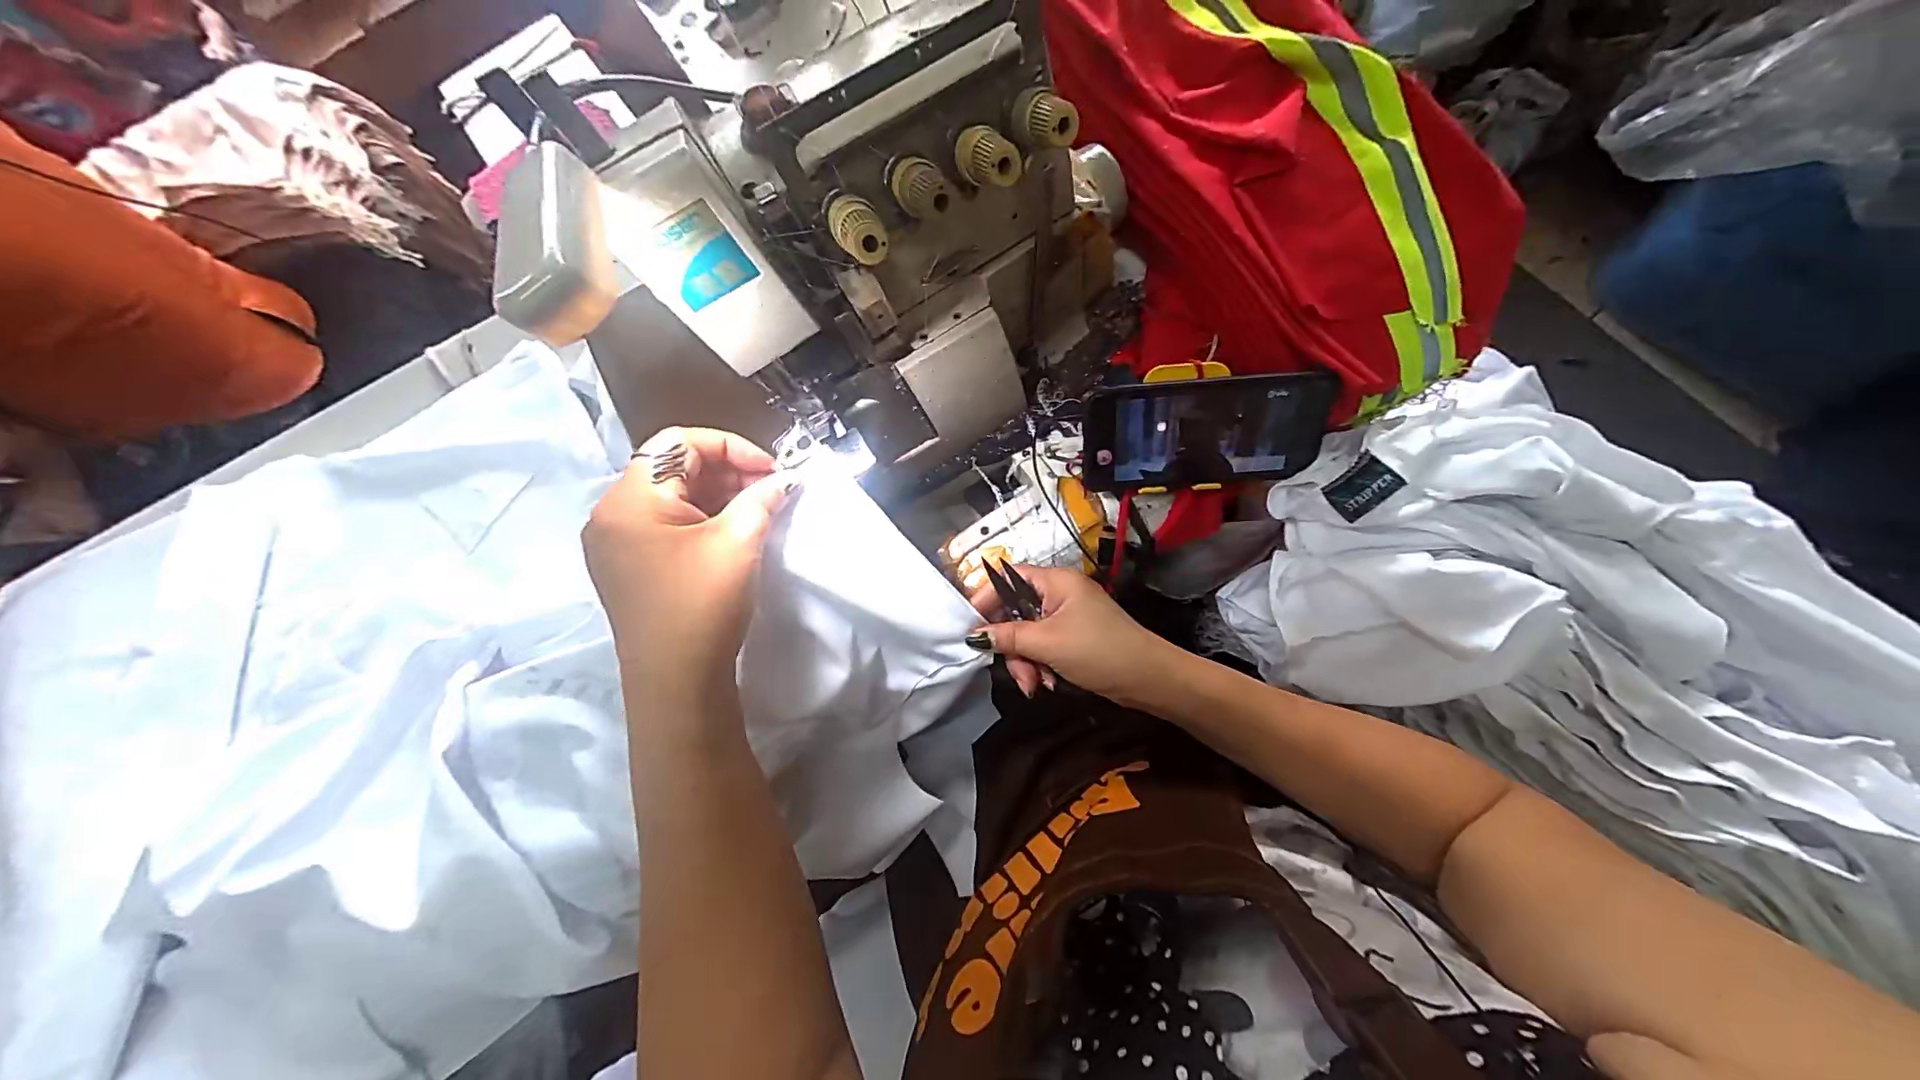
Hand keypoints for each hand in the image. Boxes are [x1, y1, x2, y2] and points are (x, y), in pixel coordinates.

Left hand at [583, 427, 796, 708]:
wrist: (676, 685)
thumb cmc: (701, 607)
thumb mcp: (738, 543)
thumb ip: (761, 498)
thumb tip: (783, 479)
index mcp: (628, 500)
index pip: (678, 442)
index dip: (731, 447)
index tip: (771, 472)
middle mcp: (612, 515)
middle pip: (673, 466)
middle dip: (728, 471)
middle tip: (771, 491)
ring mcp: (617, 544)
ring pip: (672, 496)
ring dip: (719, 496)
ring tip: (759, 512)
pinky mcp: (630, 568)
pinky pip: (667, 525)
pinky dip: (703, 520)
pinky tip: (734, 534)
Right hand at [968, 565, 1179, 705]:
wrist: (1149, 678)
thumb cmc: (1099, 651)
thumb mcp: (1047, 643)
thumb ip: (1007, 636)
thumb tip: (973, 635)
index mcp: (1055, 581)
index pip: (1007, 578)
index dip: (985, 600)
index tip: (971, 628)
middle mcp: (1059, 593)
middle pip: (1015, 611)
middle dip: (1012, 645)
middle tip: (1017, 671)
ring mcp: (1067, 617)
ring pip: (1027, 634)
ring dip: (1026, 661)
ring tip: (1036, 685)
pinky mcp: (1073, 638)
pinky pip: (1043, 647)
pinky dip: (1041, 665)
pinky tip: (1048, 684)